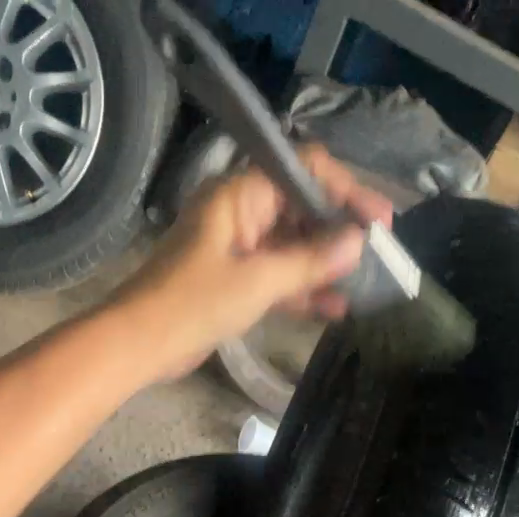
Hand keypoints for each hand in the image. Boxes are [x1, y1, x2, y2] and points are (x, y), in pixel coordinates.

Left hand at [114, 145, 393, 381]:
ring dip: (325, 264)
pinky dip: (302, 289)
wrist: (138, 344)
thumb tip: (358, 242)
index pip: (304, 170)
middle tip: (379, 255)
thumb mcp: (258, 281)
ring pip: (292, 245)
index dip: (346, 190)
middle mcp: (240, 212)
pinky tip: (335, 308)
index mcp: (240, 194)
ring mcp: (236, 248)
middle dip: (340, 230)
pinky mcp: (233, 281)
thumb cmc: (193, 304)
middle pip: (301, 207)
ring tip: (364, 284)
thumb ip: (310, 261)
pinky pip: (277, 276)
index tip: (379, 220)